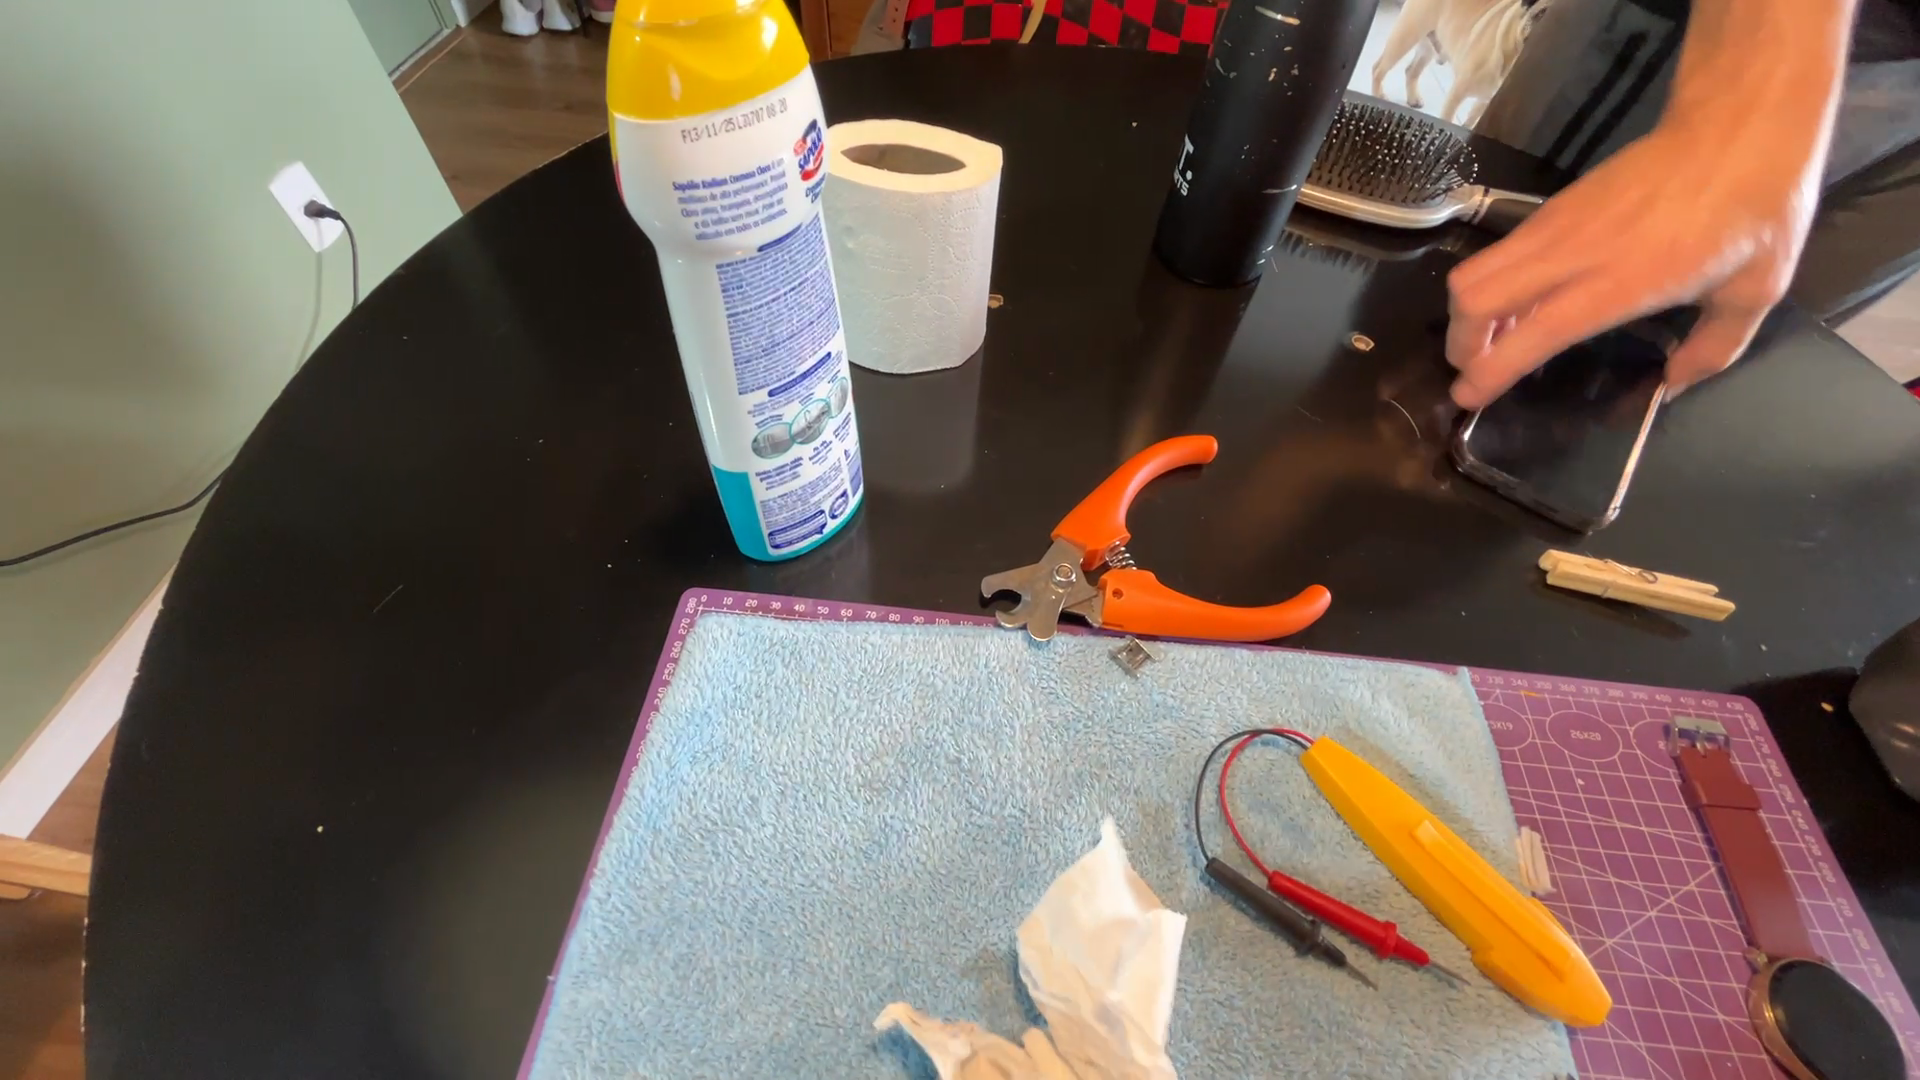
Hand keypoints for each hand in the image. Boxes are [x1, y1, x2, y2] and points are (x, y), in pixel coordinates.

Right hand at [1445, 100, 1827, 408]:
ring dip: (1466, 315)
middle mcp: (1569, 258)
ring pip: (1467, 279)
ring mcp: (1549, 231)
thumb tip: (1675, 384)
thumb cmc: (1755, 207)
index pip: (1530, 336)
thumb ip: (1713, 347)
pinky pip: (1490, 259)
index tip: (1468, 397)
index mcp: (1618, 284)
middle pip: (1473, 303)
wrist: (1737, 126)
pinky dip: (1485, 289)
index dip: (1487, 373)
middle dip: (1461, 344)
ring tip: (1491, 334)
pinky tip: (1516, 299)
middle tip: (1475, 363)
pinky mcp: (1544, 214)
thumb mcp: (1756, 287)